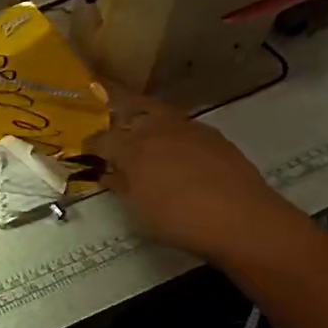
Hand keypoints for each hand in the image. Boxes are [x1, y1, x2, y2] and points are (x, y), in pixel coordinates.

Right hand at [86, 90, 306, 263]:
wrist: (241, 218)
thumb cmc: (179, 219)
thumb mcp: (139, 210)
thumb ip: (120, 187)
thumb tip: (108, 174)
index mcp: (132, 147)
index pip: (102, 139)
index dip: (90, 145)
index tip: (85, 152)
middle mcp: (157, 128)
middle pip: (129, 108)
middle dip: (115, 112)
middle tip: (109, 122)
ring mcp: (187, 127)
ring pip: (157, 112)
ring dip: (144, 118)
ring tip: (140, 133)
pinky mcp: (212, 134)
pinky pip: (182, 126)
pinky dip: (170, 132)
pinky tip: (174, 150)